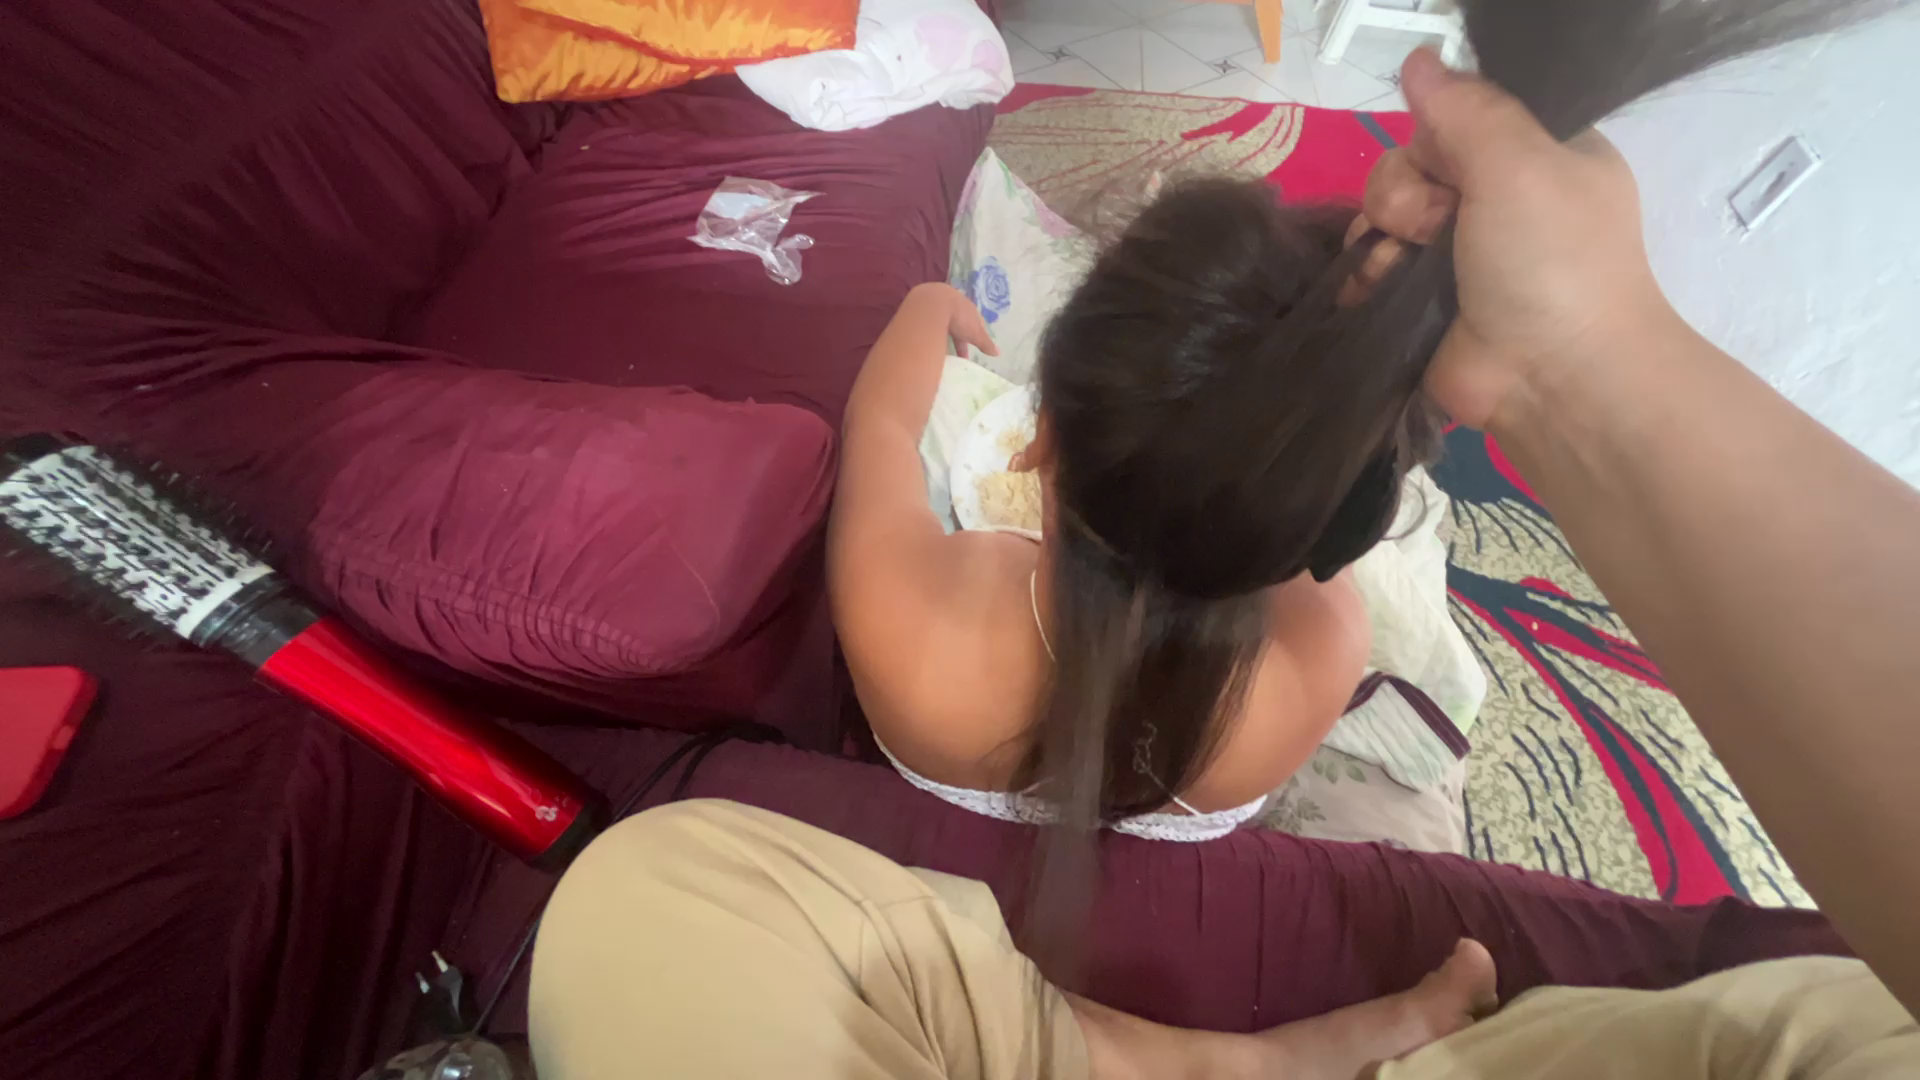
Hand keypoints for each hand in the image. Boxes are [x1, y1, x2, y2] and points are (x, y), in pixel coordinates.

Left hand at [916, 282, 999, 358]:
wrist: (930, 305)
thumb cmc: (957, 318)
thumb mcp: (975, 333)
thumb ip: (985, 343)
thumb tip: (998, 353)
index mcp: (968, 306)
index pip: (975, 320)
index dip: (975, 334)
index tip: (973, 346)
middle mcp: (953, 301)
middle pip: (958, 320)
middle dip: (959, 335)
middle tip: (958, 352)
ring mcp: (936, 301)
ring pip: (943, 319)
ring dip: (945, 331)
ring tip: (944, 347)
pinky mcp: (920, 305)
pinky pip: (929, 319)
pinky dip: (931, 329)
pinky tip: (930, 338)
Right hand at [1351, 49, 1682, 429]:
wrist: (1544, 374)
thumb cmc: (1549, 263)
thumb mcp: (1520, 166)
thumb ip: (1465, 112)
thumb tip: (1418, 58)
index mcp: (1532, 153)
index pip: (1452, 120)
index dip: (1431, 141)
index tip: (1448, 174)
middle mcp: (1489, 197)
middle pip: (1407, 167)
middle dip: (1402, 197)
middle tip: (1433, 229)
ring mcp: (1451, 251)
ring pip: (1381, 217)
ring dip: (1379, 240)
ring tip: (1398, 269)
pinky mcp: (1418, 297)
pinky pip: (1371, 265)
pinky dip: (1364, 274)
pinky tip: (1370, 289)